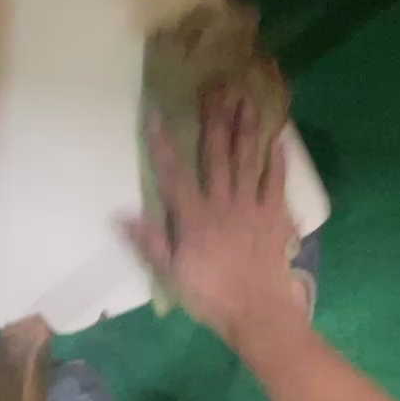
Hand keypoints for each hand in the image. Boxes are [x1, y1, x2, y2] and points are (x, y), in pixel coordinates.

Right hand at [125, 87, 309, 345]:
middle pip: (216, 154)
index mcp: (193, 217)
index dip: (163, 144)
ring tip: (246, 99)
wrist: (257, 313)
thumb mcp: (169, 272)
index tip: (156, 115)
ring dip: (246, 127)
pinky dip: (278, 159)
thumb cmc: (208, 295)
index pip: (173, 173)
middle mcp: (222, 202)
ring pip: (247, 159)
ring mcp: (252, 206)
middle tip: (214, 87)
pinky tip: (279, 139)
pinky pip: (276, 181)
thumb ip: (148, 241)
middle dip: (213, 119)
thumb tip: (120, 214)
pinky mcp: (274, 215)